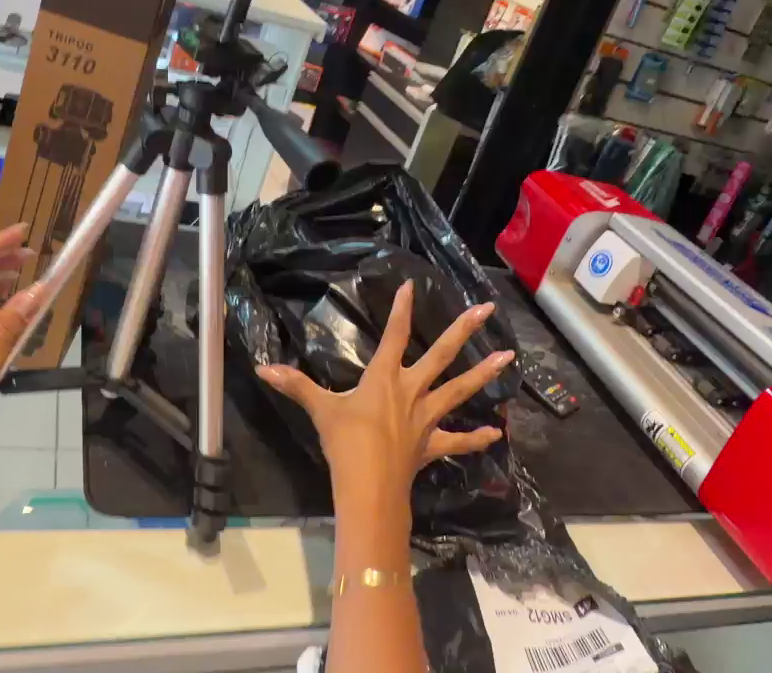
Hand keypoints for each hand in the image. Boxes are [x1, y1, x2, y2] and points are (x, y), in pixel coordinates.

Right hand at [256, 281, 513, 508]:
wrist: (369, 487)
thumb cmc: (345, 443)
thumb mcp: (319, 410)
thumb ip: (295, 386)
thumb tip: (263, 368)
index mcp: (384, 377)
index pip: (395, 334)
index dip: (402, 309)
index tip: (411, 285)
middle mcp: (412, 390)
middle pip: (442, 354)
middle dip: (464, 330)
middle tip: (487, 309)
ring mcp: (427, 417)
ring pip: (460, 390)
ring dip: (483, 373)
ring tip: (509, 358)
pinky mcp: (432, 445)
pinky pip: (458, 440)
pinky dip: (477, 437)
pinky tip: (496, 433)